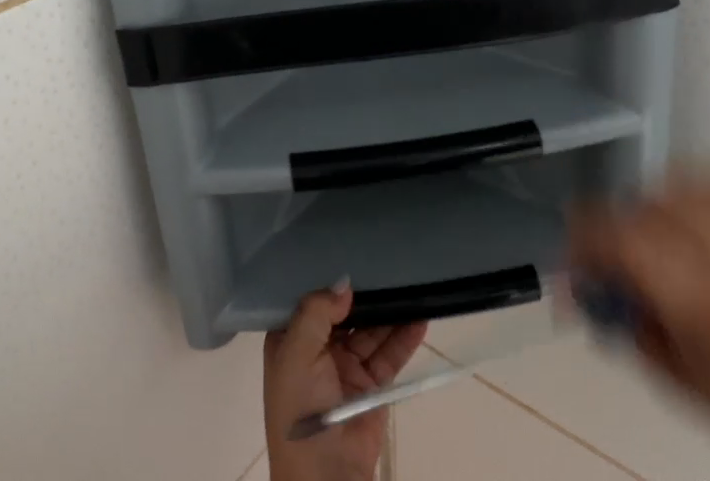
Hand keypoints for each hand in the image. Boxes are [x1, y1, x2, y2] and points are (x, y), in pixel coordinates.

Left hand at [263, 281, 425, 480]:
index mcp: (289, 340)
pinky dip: (404, 337)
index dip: (326, 280)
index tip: (348, 251)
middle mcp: (316, 349)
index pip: (308, 301)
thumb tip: (344, 283)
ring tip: (412, 286)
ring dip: (389, 313)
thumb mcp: (297, 354)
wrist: (326, 473)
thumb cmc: (301, 407)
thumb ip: (316, 313)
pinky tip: (420, 319)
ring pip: (370, 331)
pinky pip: (388, 354)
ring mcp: (345, 367)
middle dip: (364, 295)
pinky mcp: (371, 385)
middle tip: (389, 265)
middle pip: (344, 314)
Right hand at [569, 173, 709, 480]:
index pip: (622, 238)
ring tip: (660, 236)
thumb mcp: (683, 380)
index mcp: (709, 304)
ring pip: (679, 182)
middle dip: (618, 224)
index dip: (584, 236)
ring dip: (654, 205)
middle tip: (617, 250)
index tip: (576, 248)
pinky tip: (697, 222)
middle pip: (645, 205)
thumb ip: (623, 322)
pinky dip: (694, 193)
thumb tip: (577, 283)